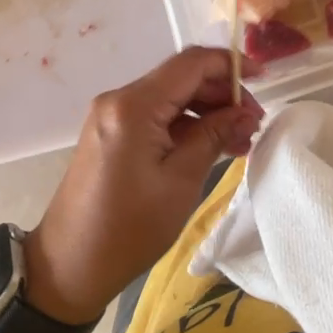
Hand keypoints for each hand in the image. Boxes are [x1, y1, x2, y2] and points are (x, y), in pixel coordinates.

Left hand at [23, 48, 265, 324]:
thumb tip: (243, 112)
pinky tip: (212, 145)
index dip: (231, 65)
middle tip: (254, 123)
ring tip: (239, 140)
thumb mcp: (181, 182)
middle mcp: (120, 99)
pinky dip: (186, 124)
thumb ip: (213, 136)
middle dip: (223, 93)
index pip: (191, 63)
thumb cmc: (128, 228)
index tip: (265, 79)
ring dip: (207, 111)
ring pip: (172, 96)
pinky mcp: (112, 132)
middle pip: (182, 77)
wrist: (67, 268)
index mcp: (135, 105)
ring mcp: (113, 115)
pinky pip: (157, 114)